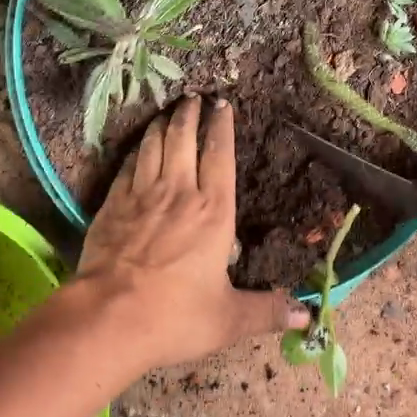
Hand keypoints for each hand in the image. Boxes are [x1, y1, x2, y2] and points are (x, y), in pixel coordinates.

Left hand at [74, 97, 309, 370]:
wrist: (110, 316)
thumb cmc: (176, 316)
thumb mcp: (229, 319)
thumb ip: (267, 311)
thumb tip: (305, 316)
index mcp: (213, 212)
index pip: (220, 155)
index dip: (222, 126)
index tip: (223, 104)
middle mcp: (179, 192)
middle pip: (183, 138)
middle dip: (190, 113)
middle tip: (193, 97)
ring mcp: (142, 193)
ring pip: (154, 144)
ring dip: (161, 124)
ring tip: (167, 111)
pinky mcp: (113, 203)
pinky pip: (128, 165)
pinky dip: (136, 150)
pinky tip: (138, 147)